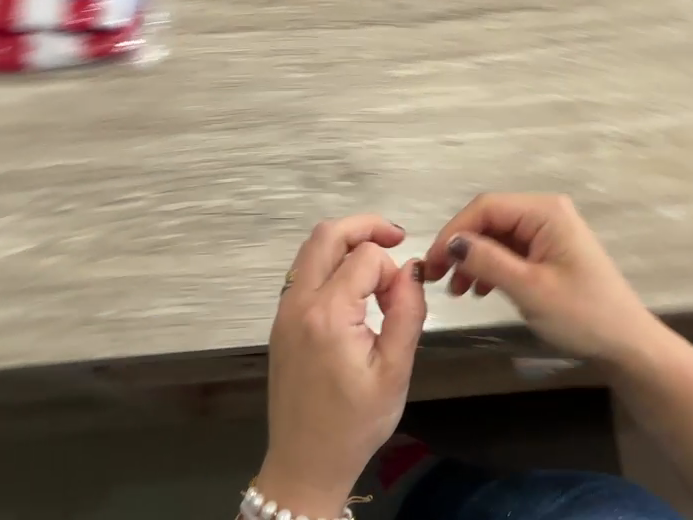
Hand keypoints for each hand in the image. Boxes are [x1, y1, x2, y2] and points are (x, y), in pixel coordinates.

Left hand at [260, 215, 426, 518]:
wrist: (305, 465)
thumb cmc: (355, 424)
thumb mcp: (396, 372)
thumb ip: (407, 312)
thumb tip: (410, 269)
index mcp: (328, 315)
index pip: (366, 256)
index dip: (392, 269)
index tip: (403, 299)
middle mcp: (299, 303)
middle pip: (328, 234)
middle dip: (366, 227)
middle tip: (397, 238)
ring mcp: (284, 311)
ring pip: (312, 248)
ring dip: (347, 242)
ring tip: (379, 261)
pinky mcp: (281, 322)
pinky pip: (304, 272)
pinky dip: (331, 262)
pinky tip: (355, 285)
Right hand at [423, 194, 661, 364]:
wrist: (626, 343)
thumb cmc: (581, 314)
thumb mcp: (529, 289)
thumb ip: (488, 261)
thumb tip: (451, 243)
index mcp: (545, 211)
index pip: (486, 207)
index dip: (453, 232)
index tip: (430, 266)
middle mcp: (546, 213)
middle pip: (490, 219)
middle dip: (460, 246)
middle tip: (435, 280)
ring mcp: (549, 232)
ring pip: (497, 236)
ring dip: (473, 259)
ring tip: (457, 291)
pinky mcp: (550, 252)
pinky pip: (510, 250)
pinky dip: (491, 267)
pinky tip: (481, 290)